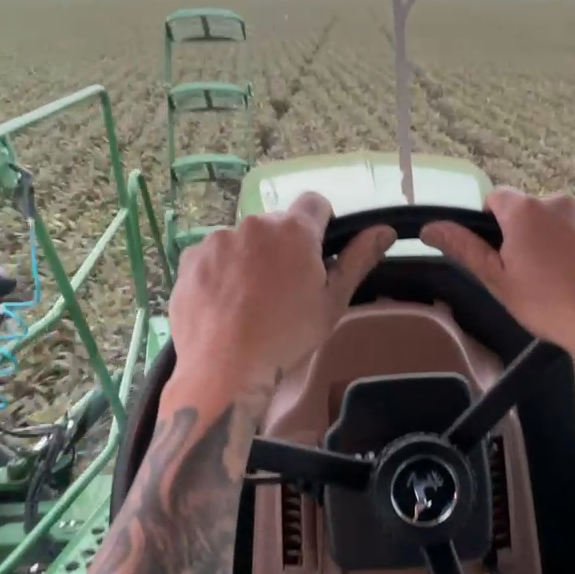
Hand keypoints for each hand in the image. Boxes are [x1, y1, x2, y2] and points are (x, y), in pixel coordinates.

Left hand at [166, 193, 394, 395]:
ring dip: (252, 259)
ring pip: (243, 241)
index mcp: (293, 230)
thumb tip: (385, 230)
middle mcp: (252, 224)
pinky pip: (214, 258)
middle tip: (286, 290)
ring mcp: (216, 241)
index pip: (315, 202)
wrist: (224, 371)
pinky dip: (222, 274)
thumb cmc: (288, 337)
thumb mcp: (332, 302)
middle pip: (276, 225)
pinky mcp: (189, 261)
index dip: (322, 224)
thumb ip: (358, 260)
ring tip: (251, 303)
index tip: (319, 256)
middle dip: (284, 247)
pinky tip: (225, 307)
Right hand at [419, 188, 574, 376]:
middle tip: (532, 275)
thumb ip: (464, 248)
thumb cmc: (547, 305)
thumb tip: (430, 227)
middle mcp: (560, 201)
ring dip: (558, 239)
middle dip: (528, 234)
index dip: (493, 224)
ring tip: (563, 279)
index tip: (501, 254)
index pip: (497, 198)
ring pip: (563, 220)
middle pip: (532, 210)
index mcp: (525, 210)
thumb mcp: (498, 281)